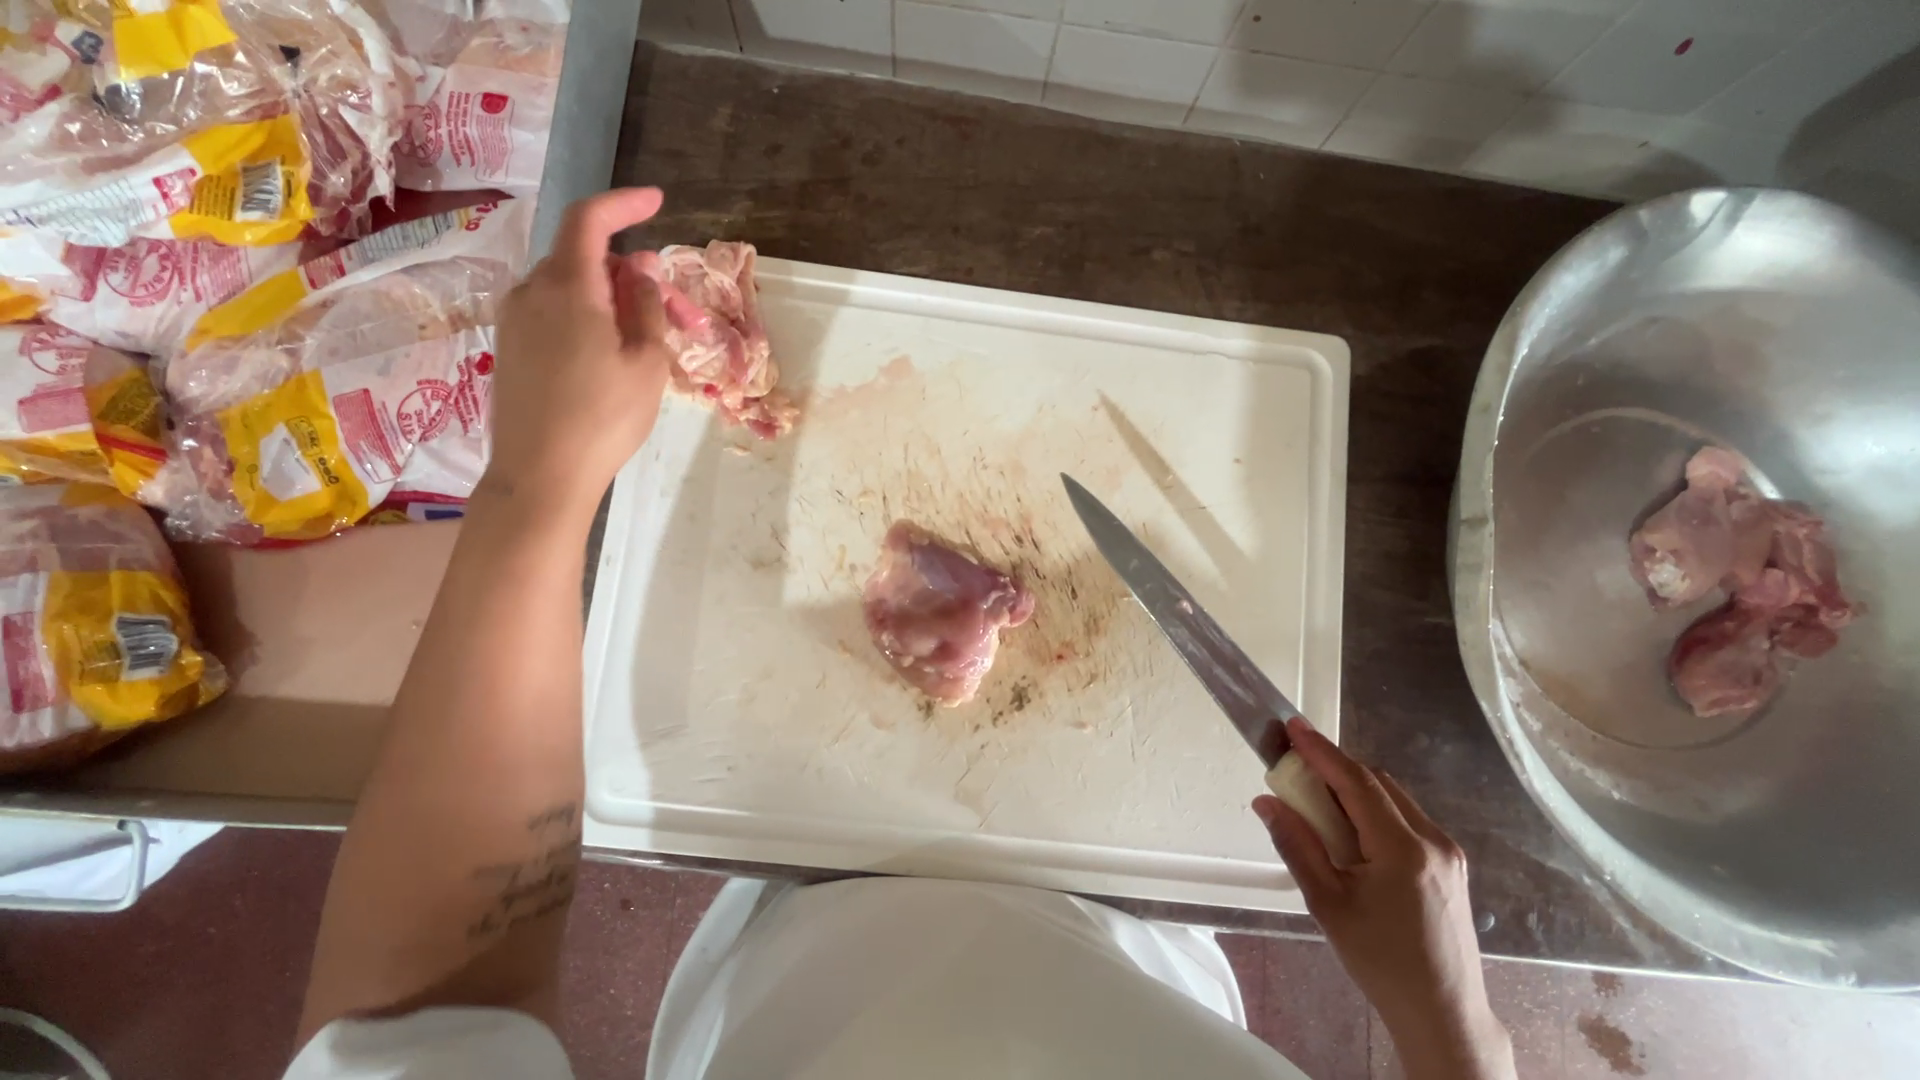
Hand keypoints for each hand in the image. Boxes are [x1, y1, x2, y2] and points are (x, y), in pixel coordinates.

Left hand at [484, 188, 672, 515]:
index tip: (657, 203)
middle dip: (634, 277)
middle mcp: (532, 292)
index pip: (589, 219)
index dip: (624, 204)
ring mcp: (515, 321)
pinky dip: (589, 319)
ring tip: (651, 344)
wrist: (541, 475)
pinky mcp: (511, 348)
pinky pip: (555, 314)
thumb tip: (640, 268)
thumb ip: (645, 305)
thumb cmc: (605, 418)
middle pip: (586, 260)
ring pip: (571, 289)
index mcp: (567, 287)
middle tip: (679, 316)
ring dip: (614, 302)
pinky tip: (613, 358)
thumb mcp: (647, 362)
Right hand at [1253, 717, 1515, 1079]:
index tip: (1293, 727)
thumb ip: (1296, 845)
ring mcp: (1448, 852)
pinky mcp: (1452, 864)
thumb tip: (1266, 802)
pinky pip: (1406, 818)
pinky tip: (1350, 830)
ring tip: (1317, 800)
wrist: (1443, 1011)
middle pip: (1378, 783)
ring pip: (1394, 798)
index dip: (1322, 751)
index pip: (1357, 782)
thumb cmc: (1378, 960)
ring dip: (1355, 789)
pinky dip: (1373, 810)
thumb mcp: (1326, 903)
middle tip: (1296, 767)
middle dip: (1335, 768)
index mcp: (1402, 849)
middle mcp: (1433, 840)